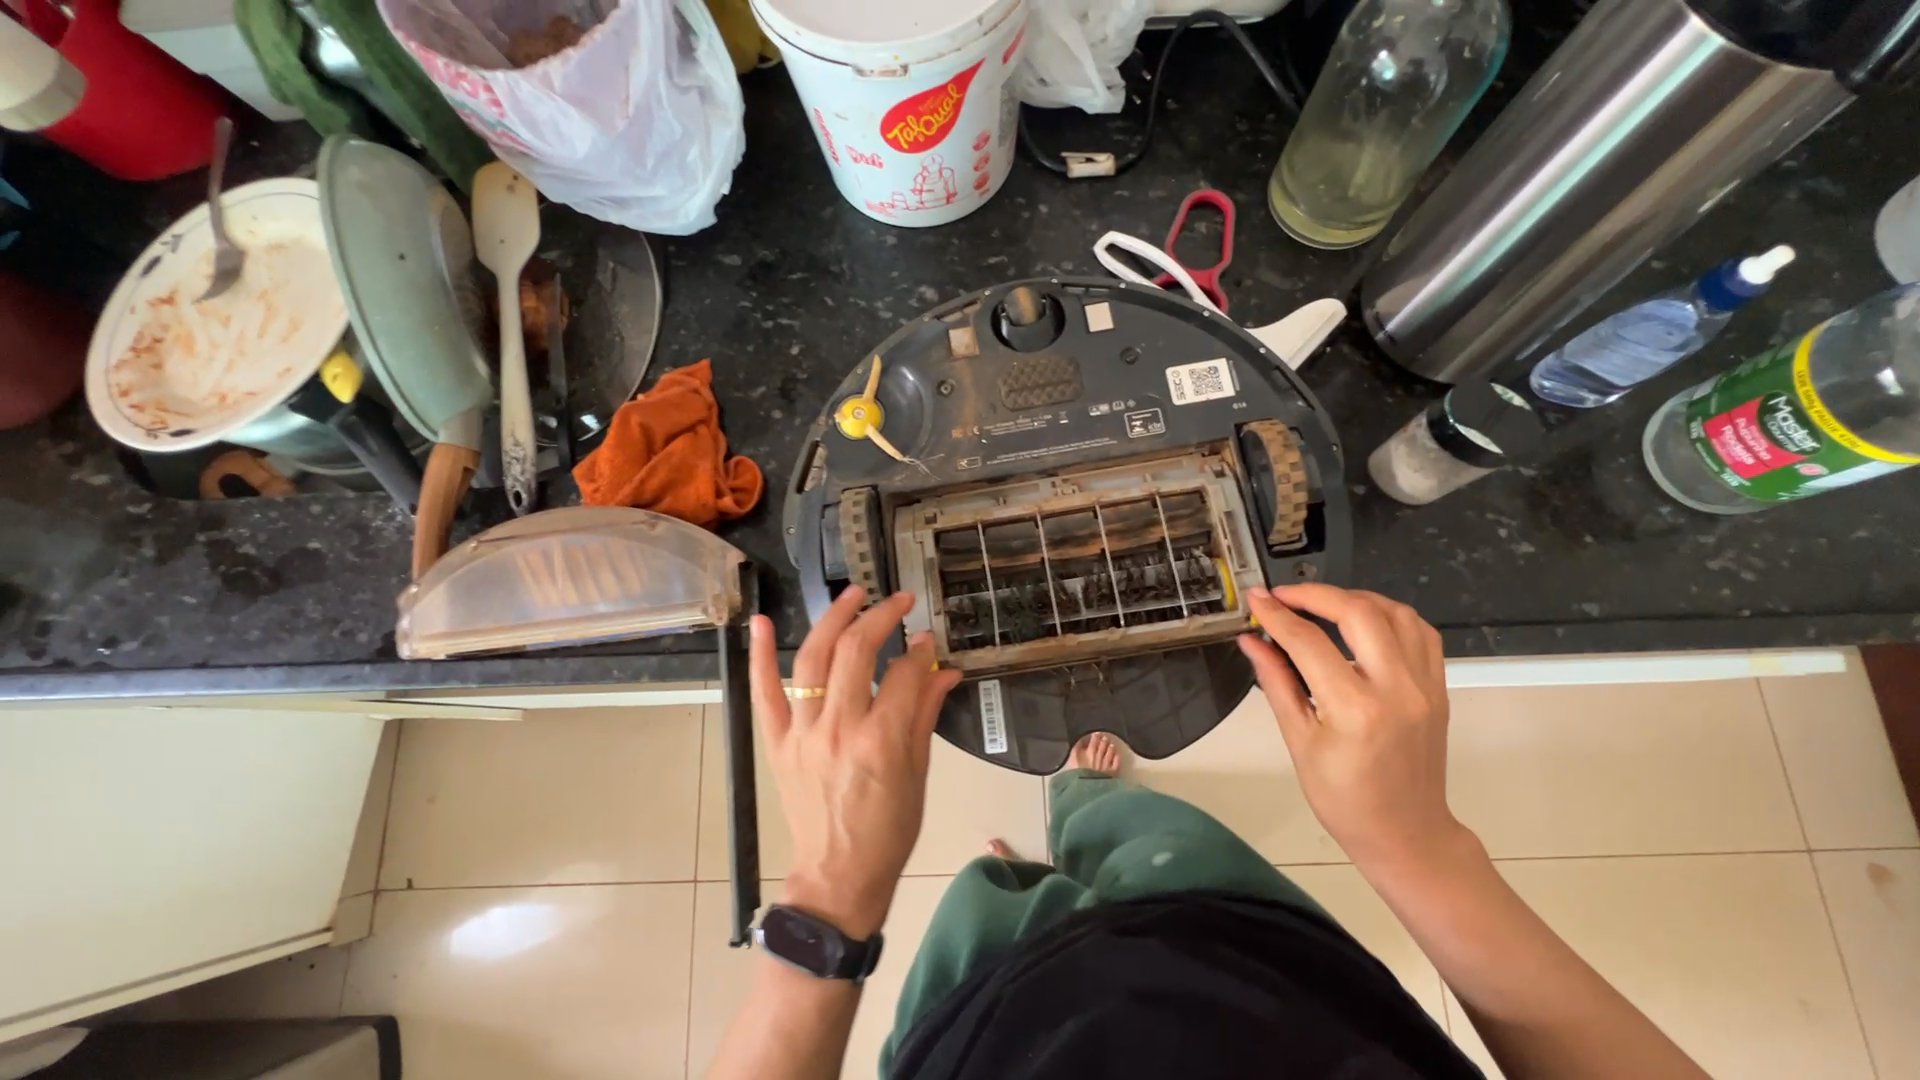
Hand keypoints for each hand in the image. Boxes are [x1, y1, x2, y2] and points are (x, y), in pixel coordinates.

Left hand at [748, 586, 962, 938]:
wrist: (840, 875)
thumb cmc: (889, 829)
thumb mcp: (918, 772)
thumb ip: (924, 713)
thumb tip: (943, 669)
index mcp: (881, 741)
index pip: (903, 674)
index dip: (920, 650)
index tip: (927, 638)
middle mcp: (838, 729)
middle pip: (855, 652)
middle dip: (881, 617)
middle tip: (899, 600)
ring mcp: (802, 734)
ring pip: (812, 660)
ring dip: (833, 620)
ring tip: (853, 594)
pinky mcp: (776, 744)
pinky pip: (763, 694)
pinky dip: (759, 656)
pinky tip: (759, 621)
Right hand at [1237, 584, 1471, 870]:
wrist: (1404, 831)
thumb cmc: (1342, 797)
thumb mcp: (1298, 741)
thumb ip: (1276, 682)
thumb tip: (1252, 640)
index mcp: (1355, 710)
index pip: (1308, 642)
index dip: (1277, 615)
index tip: (1256, 599)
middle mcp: (1397, 690)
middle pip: (1359, 613)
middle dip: (1315, 594)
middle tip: (1284, 596)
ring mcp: (1425, 686)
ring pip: (1395, 613)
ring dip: (1354, 598)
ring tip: (1321, 603)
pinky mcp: (1439, 687)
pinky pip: (1420, 632)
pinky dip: (1389, 614)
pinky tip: (1363, 619)